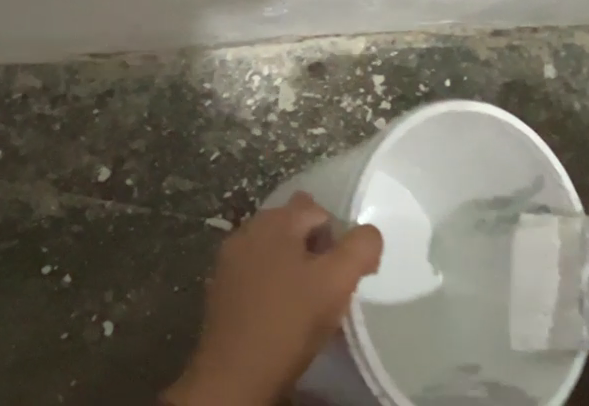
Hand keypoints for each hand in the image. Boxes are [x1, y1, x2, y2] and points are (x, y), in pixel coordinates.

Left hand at [165, 193, 383, 405]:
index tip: (344, 274)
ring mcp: (229, 260)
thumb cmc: (289, 322)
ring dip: (293, 268)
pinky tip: (281, 315)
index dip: (339, 238)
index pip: (319, 210)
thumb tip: (369, 234)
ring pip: (275, 251)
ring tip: (306, 303)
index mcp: (275, 221)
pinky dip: (272, 285)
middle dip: (315, 250)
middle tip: (327, 287)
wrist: (233, 378)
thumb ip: (362, 247)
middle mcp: (248, 230)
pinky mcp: (219, 289)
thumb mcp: (338, 281)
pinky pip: (256, 273)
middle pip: (295, 227)